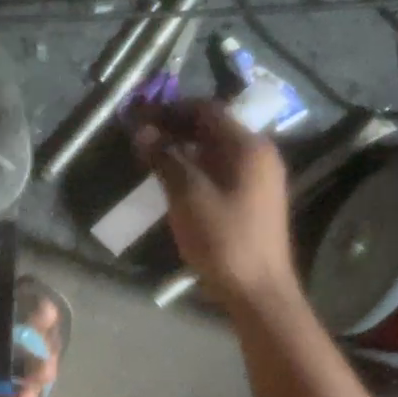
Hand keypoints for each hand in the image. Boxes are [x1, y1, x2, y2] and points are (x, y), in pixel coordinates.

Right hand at [133, 101, 299, 311]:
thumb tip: (142, 131)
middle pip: (213, 126)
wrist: (256, 288)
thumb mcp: (187, 195)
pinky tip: (171, 175)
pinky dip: (194, 163)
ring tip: (149, 152)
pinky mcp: (251, 197)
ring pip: (215, 148)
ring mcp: (257, 177)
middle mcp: (258, 154)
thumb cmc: (223, 238)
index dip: (170, 108)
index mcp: (248, 147)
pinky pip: (219, 166)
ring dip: (182, 145)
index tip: (139, 114)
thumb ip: (165, 159)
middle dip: (175, 125)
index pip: (207, 110)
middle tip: (140, 132)